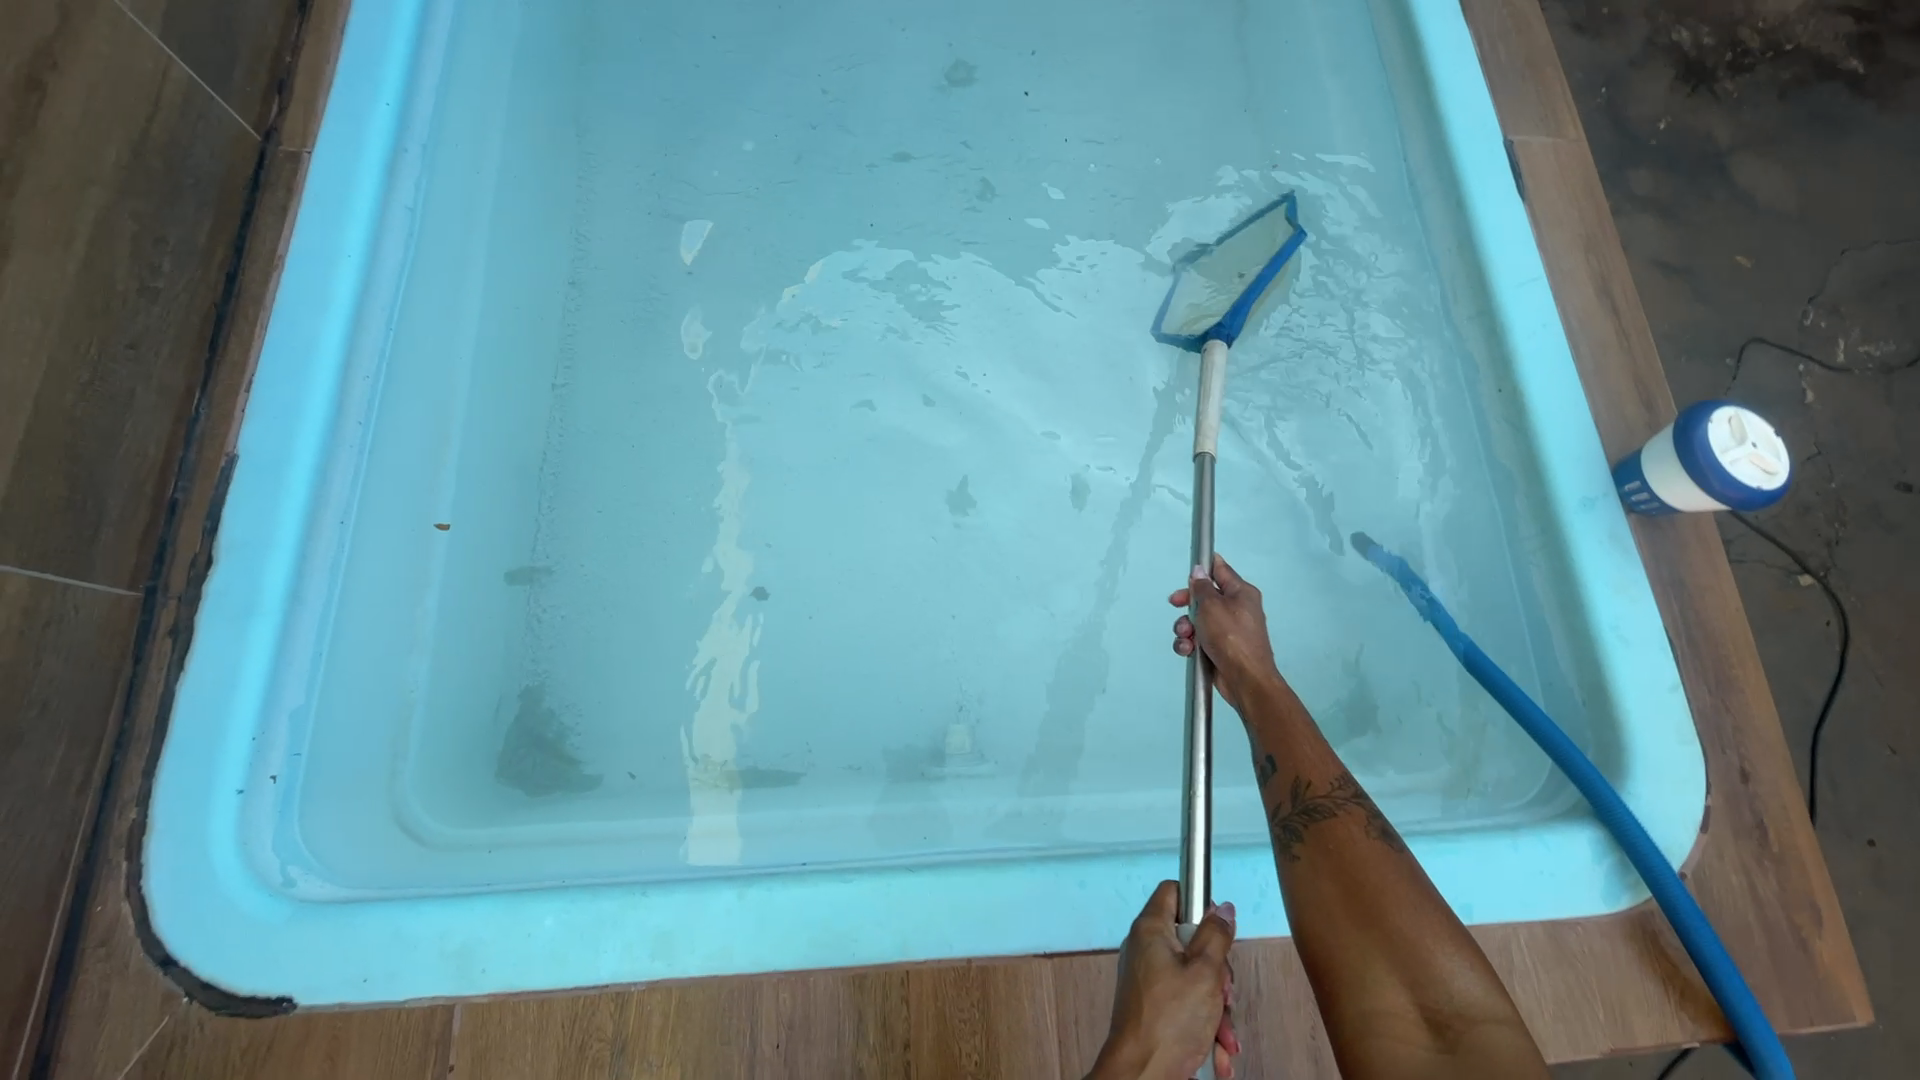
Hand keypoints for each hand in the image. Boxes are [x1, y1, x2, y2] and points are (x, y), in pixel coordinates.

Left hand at [1090, 881, 1237, 1079]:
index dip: (1200, 902)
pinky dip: (1205, 1026)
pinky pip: (1187, 1004)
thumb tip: (1223, 908)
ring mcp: (1149, 979)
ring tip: (1223, 1035)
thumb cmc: (1171, 1019)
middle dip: (1217, 972)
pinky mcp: (1154, 1007)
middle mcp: (1147, 949)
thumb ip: (1216, 936)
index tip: (1220, 929)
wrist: (1142, 1074)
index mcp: (1151, 929)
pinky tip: (1216, 1052)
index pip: (1174, 891)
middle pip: (1192, 941)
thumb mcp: (1205, 973)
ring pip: (1195, 978)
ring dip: (1217, 1008)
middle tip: (1223, 994)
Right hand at [1170, 554, 1279, 711]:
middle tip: (1175, 603)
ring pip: (1197, 620)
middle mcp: (1235, 609)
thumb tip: (1199, 572)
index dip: (1205, 567)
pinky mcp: (1218, 649)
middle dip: (1187, 602)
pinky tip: (1188, 650)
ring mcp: (1227, 630)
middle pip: (1205, 597)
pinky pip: (1198, 639)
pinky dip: (1189, 643)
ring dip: (1185, 627)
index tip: (1190, 568)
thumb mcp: (1211, 606)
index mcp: (1241, 593)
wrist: (1244, 679)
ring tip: (1186, 636)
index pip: (1221, 571)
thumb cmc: (1230, 636)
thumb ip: (1201, 587)